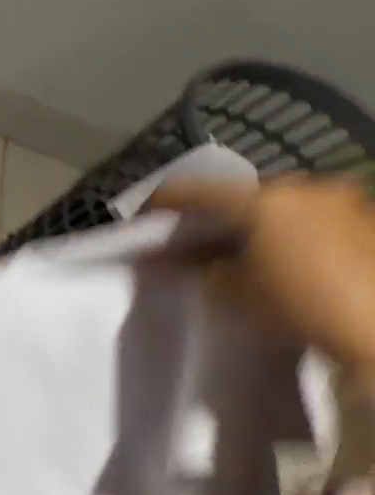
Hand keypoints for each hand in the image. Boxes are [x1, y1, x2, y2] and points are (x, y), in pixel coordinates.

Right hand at [153, 175, 374, 377]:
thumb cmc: (299, 306)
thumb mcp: (227, 290)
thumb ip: (189, 265)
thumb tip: (158, 256)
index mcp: (263, 199)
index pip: (189, 189)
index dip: (158, 205)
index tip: (141, 225)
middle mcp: (305, 188)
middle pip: (238, 193)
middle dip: (211, 215)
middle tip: (188, 243)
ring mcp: (343, 202)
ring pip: (276, 203)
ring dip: (248, 222)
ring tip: (232, 253)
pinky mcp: (366, 220)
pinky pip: (307, 215)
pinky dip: (281, 230)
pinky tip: (273, 257)